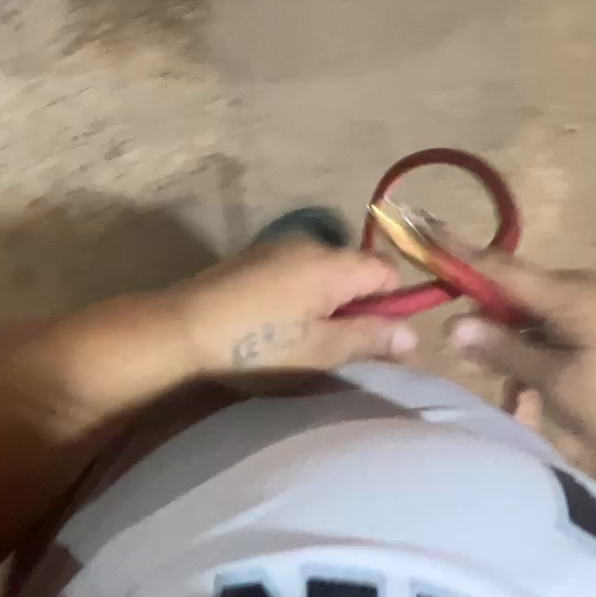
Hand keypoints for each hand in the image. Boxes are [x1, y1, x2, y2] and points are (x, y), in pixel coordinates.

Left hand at [165, 241, 418, 373]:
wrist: (182, 328)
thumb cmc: (257, 344)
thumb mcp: (320, 350)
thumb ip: (368, 337)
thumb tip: (413, 334)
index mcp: (330, 264)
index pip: (386, 271)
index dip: (394, 305)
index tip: (384, 342)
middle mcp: (306, 245)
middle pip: (354, 269)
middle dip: (361, 305)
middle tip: (346, 349)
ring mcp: (275, 249)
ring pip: (323, 272)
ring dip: (329, 302)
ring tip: (311, 342)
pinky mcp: (251, 259)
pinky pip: (295, 272)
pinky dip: (301, 296)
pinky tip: (281, 327)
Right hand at [445, 255, 595, 471]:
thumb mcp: (560, 383)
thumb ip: (504, 349)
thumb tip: (453, 323)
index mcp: (568, 294)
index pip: (496, 265)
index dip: (455, 250)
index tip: (419, 227)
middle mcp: (583, 292)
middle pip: (513, 298)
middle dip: (489, 330)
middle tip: (476, 367)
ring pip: (535, 326)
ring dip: (519, 359)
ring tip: (522, 407)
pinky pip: (559, 340)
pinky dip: (544, 366)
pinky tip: (546, 405)